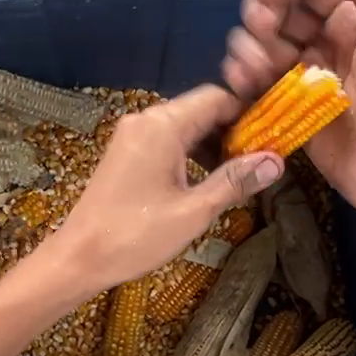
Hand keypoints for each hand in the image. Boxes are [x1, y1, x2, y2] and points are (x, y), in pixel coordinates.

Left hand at [42, 85, 283, 292]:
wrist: (79, 257)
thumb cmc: (136, 235)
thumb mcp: (194, 211)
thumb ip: (235, 181)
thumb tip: (276, 161)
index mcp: (163, 124)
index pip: (217, 98)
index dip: (248, 113)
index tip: (272, 136)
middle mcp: (146, 119)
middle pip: (200, 111)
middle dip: (232, 133)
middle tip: (259, 161)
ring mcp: (132, 136)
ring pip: (184, 128)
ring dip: (211, 147)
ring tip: (237, 176)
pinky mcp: (125, 155)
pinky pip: (166, 143)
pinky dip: (189, 156)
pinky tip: (204, 182)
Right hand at [221, 0, 355, 224]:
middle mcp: (330, 44)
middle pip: (286, 14)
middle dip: (266, 13)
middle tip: (257, 26)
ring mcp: (308, 78)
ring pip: (268, 47)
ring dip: (251, 45)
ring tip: (248, 61)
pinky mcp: (291, 109)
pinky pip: (262, 83)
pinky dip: (246, 75)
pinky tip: (239, 77)